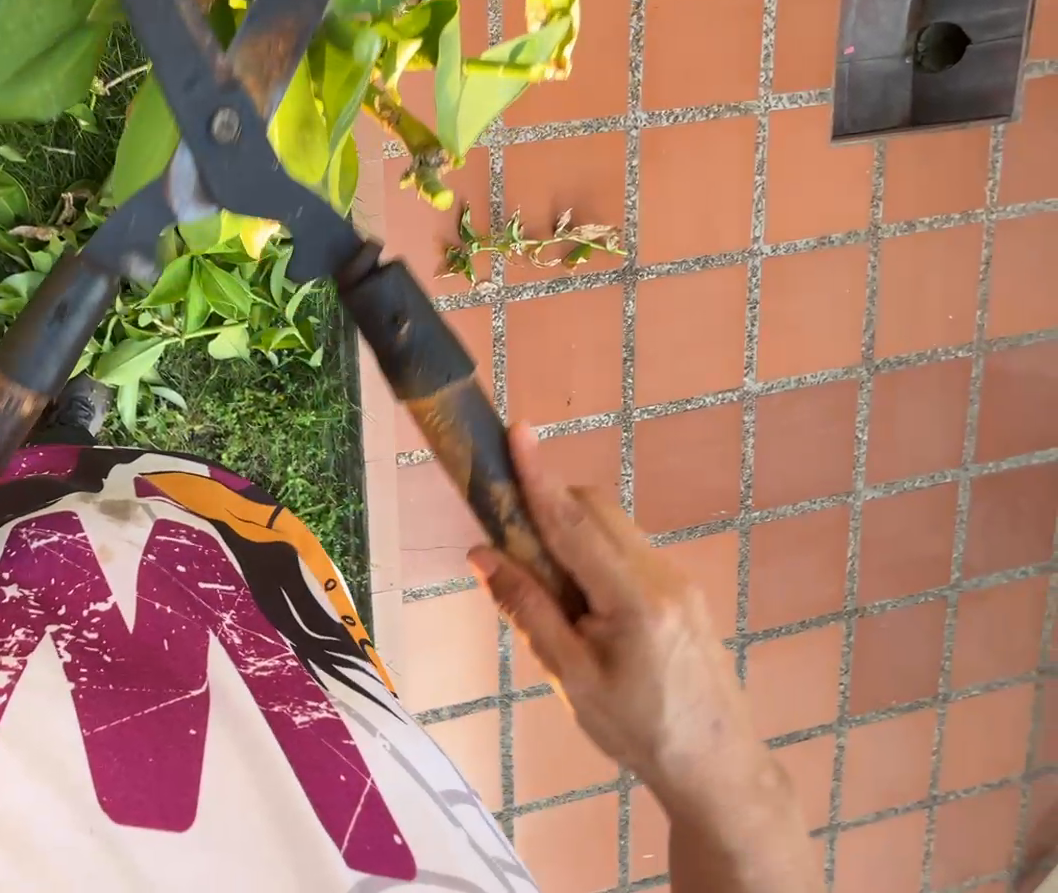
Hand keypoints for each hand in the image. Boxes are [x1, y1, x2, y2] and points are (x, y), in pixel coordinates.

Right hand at [466, 422, 767, 808]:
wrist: (722, 773)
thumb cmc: (637, 729)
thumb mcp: (570, 675)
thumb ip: (526, 608)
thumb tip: (482, 553)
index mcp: (633, 598)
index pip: (573, 521)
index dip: (538, 474)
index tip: (518, 430)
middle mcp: (661, 576)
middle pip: (595, 509)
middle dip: (547, 501)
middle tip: (506, 531)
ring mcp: (677, 581)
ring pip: (610, 526)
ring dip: (566, 528)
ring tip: (541, 581)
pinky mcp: (681, 592)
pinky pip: (623, 548)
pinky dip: (587, 550)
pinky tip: (575, 599)